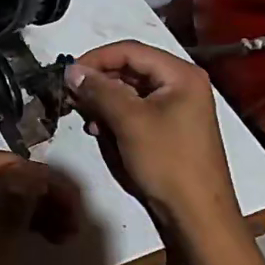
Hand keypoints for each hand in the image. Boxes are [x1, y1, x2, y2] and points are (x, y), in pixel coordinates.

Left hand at [0, 150, 79, 264]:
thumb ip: (8, 217)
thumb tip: (25, 169)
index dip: (13, 165)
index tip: (50, 188)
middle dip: (35, 185)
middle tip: (72, 208)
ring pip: (6, 199)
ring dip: (41, 203)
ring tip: (72, 226)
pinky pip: (10, 223)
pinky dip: (36, 222)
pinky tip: (59, 236)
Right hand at [64, 41, 241, 229]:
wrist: (197, 213)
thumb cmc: (167, 162)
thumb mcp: (130, 122)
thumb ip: (100, 91)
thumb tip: (72, 71)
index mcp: (181, 74)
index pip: (131, 50)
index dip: (97, 58)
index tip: (68, 73)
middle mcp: (182, 84)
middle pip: (132, 69)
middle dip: (100, 81)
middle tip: (71, 95)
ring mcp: (178, 107)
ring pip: (132, 92)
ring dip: (105, 101)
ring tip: (83, 115)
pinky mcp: (170, 129)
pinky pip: (138, 112)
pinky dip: (117, 117)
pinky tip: (99, 130)